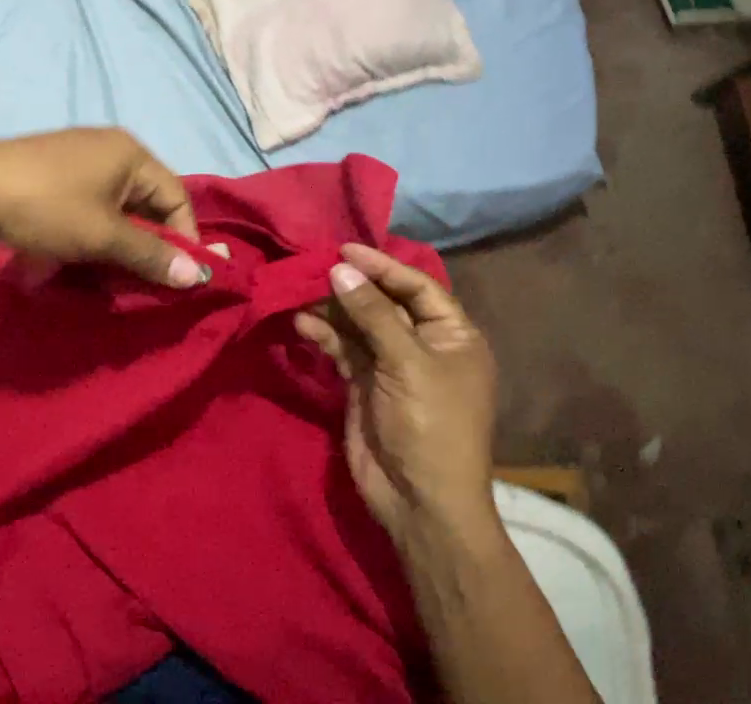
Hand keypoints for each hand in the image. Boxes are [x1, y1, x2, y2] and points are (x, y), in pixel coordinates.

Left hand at [0, 128, 205, 287]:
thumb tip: (200, 275)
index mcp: (130, 153)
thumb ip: (151, 255)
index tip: (179, 278)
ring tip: (112, 278)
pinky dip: (92, 235)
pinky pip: (88, 208)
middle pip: (147, 203)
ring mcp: (78, 161)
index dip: (184, 239)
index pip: (177, 197)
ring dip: (118, 244)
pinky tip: (81, 262)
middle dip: (148, 244)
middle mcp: (110, 149)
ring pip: (116, 209)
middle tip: (146, 283)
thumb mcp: (102, 236)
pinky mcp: (53, 176)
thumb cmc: (44, 207)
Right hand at [294, 244, 497, 544]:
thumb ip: (373, 314)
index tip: (344, 249)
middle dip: (350, 285)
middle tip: (310, 266)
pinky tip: (300, 322)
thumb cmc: (431, 426)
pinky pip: (343, 349)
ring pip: (358, 325)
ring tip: (297, 291)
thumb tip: (340, 270)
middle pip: (383, 303)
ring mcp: (391, 366)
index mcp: (453, 336)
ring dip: (330, 309)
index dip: (382, 266)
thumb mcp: (407, 364)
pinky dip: (323, 335)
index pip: (417, 287)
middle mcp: (423, 345)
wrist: (419, 500)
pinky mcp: (364, 385)